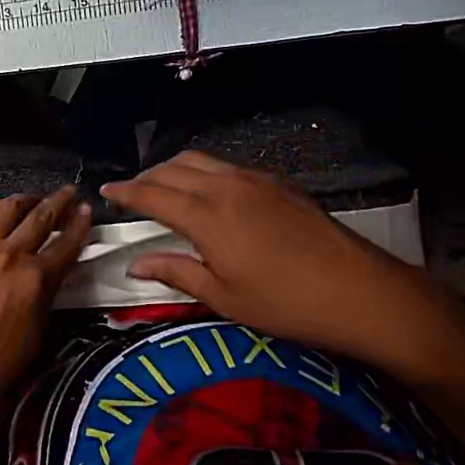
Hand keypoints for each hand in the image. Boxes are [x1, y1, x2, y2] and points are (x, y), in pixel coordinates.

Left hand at [0, 187, 90, 445]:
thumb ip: (46, 295)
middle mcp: (9, 254)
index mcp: (36, 279)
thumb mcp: (37, 333)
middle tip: (68, 192)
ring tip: (33, 200)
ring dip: (25, 200)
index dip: (81, 224)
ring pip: (7, 208)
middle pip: (41, 216)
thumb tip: (49, 274)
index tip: (86, 211)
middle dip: (60, 201)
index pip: (67, 243)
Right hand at [103, 152, 464, 384]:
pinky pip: (225, 166)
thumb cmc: (286, 303)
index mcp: (206, 215)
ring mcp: (253, 180)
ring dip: (172, 168)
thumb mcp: (224, 298)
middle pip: (172, 168)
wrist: (359, 291)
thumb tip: (136, 264)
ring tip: (162, 186)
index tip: (105, 191)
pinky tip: (206, 190)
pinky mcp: (276, 182)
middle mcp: (225, 186)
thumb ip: (176, 273)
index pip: (152, 194)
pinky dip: (202, 171)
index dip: (126, 192)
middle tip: (130, 192)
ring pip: (199, 160)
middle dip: (146, 177)